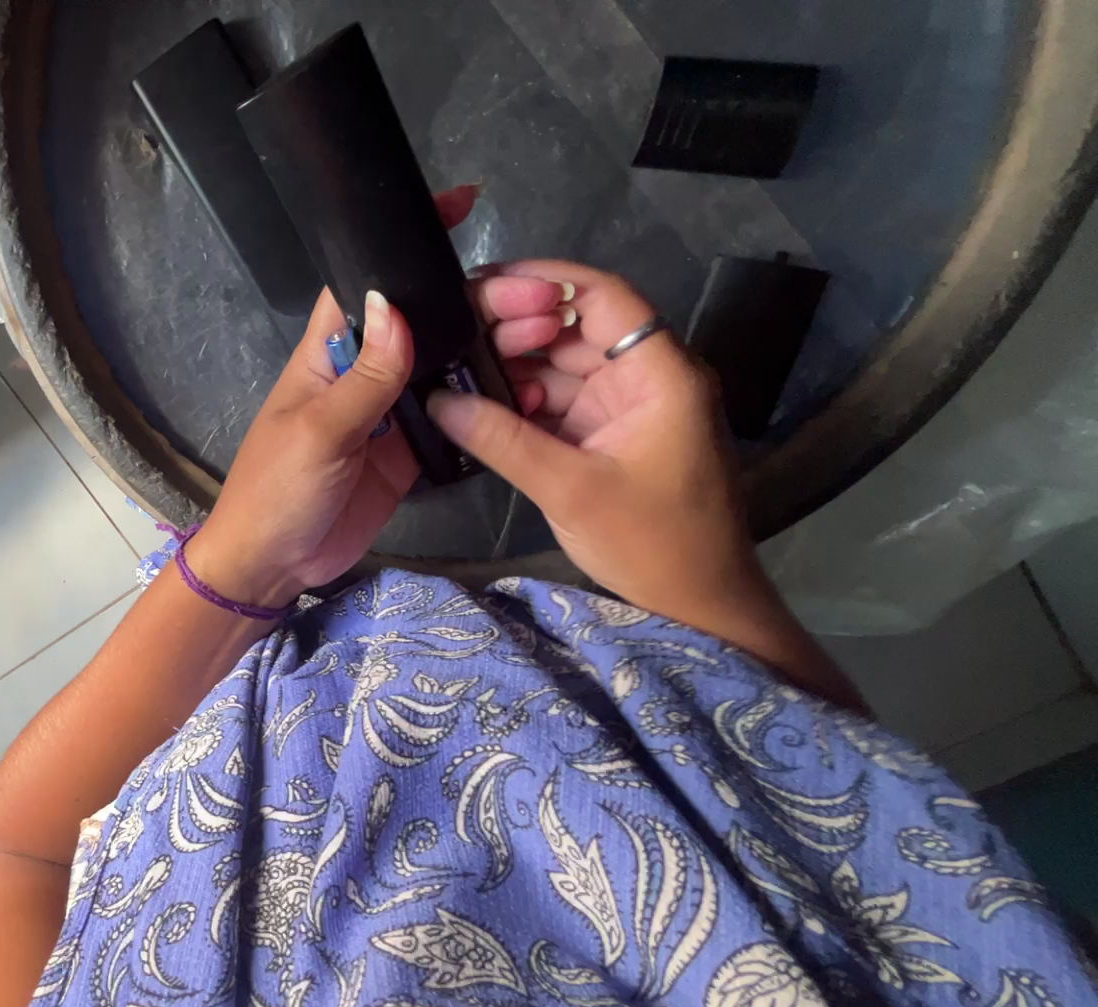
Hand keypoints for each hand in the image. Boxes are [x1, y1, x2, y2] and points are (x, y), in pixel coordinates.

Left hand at [191, 190, 568, 606]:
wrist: (275, 563)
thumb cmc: (277, 490)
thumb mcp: (318, 431)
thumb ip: (363, 376)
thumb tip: (395, 305)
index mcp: (327, 355)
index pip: (366, 285)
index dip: (407, 246)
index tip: (461, 207)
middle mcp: (362, 373)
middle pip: (424, 322)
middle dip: (478, 302)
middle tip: (541, 301)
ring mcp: (388, 413)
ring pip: (446, 364)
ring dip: (493, 346)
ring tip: (548, 335)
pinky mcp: (408, 450)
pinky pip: (452, 415)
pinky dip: (488, 401)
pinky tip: (532, 388)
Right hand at [426, 259, 768, 626]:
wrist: (694, 603)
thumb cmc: (651, 541)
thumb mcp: (569, 488)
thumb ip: (501, 439)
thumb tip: (436, 399)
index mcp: (658, 374)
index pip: (604, 297)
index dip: (545, 279)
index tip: (481, 281)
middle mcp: (642, 377)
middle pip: (574, 327)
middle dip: (515, 327)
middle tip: (452, 335)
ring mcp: (621, 407)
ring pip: (558, 366)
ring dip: (510, 368)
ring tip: (453, 370)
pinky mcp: (603, 435)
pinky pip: (555, 402)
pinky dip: (519, 402)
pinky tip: (477, 405)